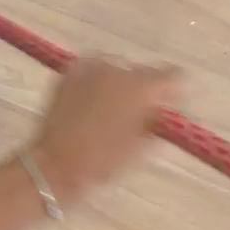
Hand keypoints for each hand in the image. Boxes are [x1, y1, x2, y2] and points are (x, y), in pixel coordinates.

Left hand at [27, 58, 181, 206]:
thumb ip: (157, 120)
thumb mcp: (142, 146)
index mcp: (141, 88)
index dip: (174, 89)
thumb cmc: (103, 160)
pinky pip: (91, 69)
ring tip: (113, 104)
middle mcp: (117, 70)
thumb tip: (162, 109)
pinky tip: (94, 97)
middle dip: (144, 87)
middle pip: (142, 72)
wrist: (56, 162)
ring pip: (116, 67)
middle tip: (139, 109)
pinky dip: (97, 79)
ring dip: (120, 82)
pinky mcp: (67, 74)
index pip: (172, 76)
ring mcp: (89, 69)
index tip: (172, 102)